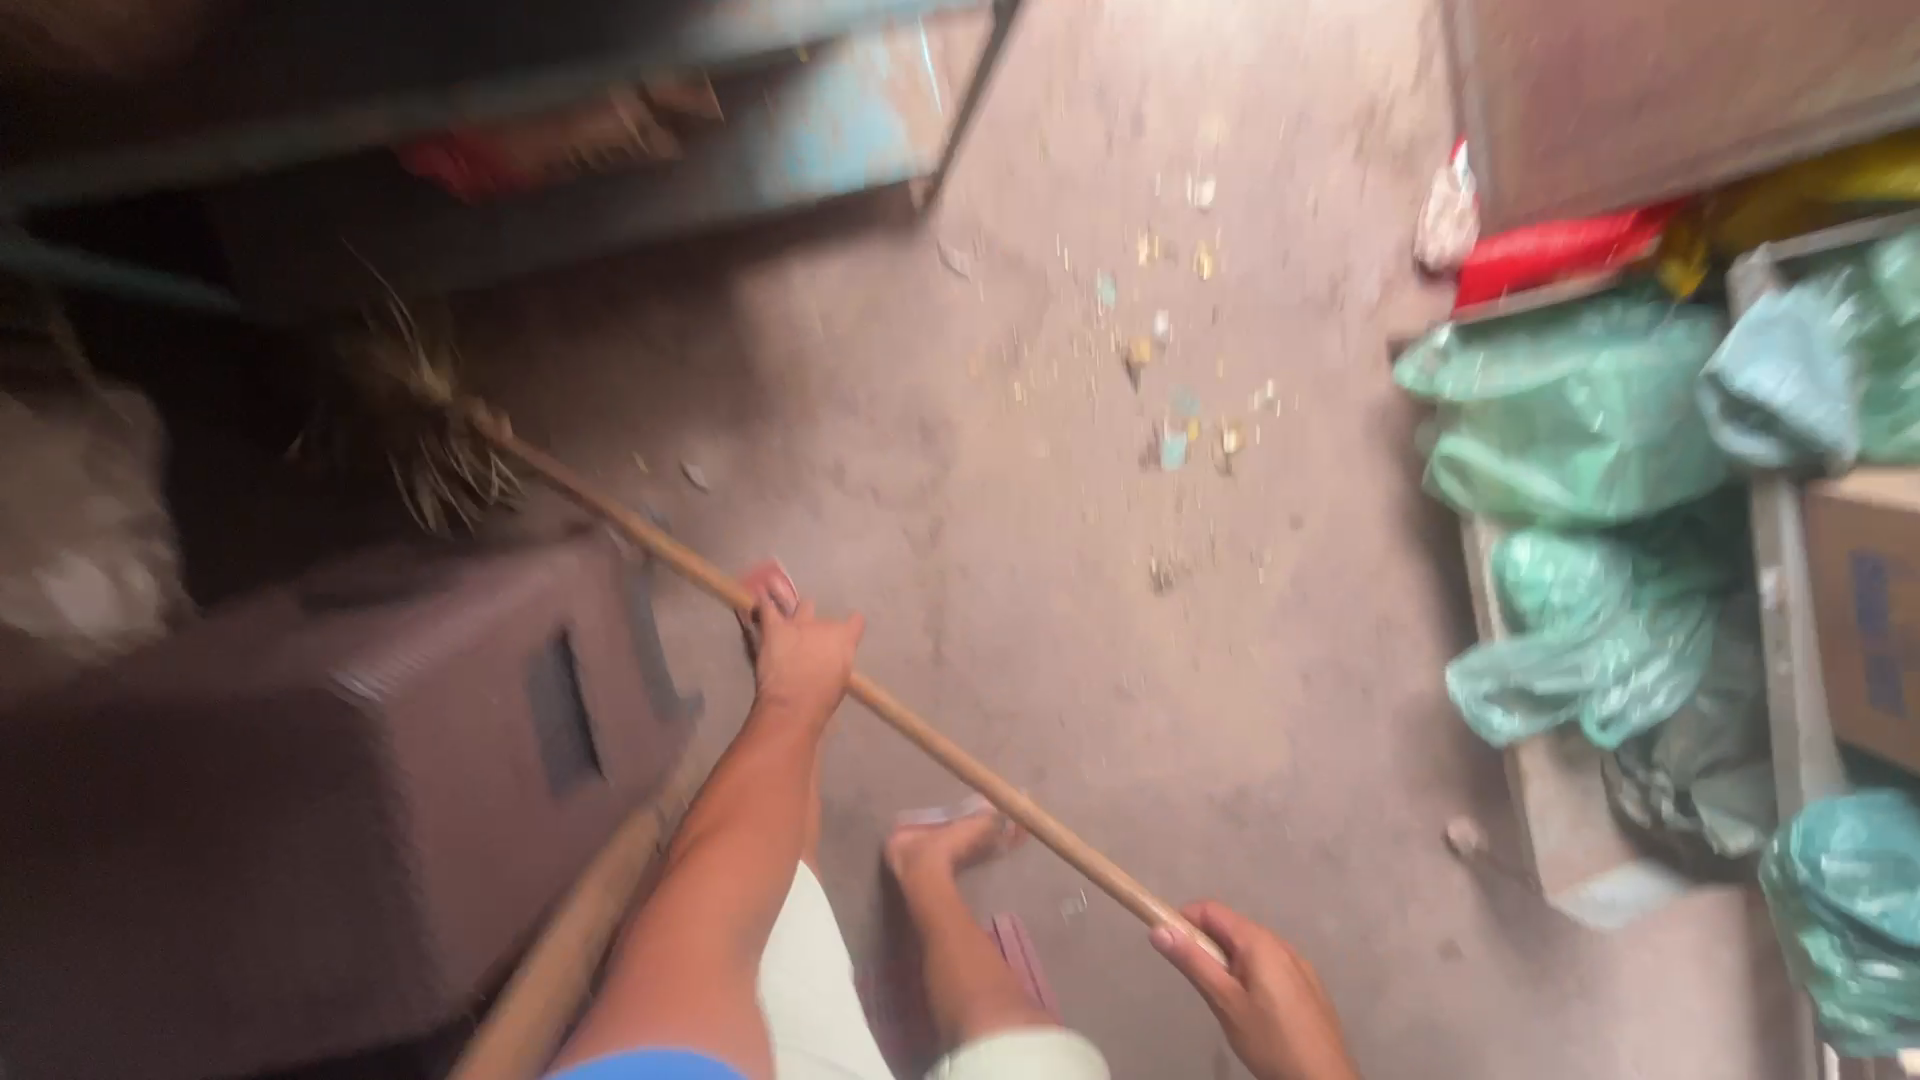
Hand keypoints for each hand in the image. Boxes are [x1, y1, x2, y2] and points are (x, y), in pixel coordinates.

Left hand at [749, 590, 863, 729]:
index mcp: (844, 638)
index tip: (847, 633)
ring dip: (799, 615)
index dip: (851, 626)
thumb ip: (839, 659)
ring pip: (802, 607)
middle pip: (825, 618)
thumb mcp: (841, 678)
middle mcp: (823, 625)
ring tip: (791, 623)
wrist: (794, 703)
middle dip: (820, 627)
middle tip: (812, 642)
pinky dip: (766, 605)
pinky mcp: (774, 627)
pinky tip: (763, 604)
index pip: (856, 621)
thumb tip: (832, 656)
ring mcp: (798, 623)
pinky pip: (768, 607)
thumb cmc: (822, 698)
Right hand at [1151, 902, 1360, 1079]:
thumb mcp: (1224, 1003)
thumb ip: (1192, 962)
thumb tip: (1158, 929)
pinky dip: (1252, 974)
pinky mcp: (1310, 985)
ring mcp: (1299, 964)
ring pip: (1251, 948)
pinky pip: (1271, 965)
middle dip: (1207, 945)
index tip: (1172, 947)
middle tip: (1201, 983)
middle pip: (1231, 927)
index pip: (1210, 909)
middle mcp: (1280, 943)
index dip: (1185, 920)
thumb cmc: (1270, 1042)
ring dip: (1230, 961)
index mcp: (1258, 941)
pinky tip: (1258, 1012)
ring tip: (1228, 1002)